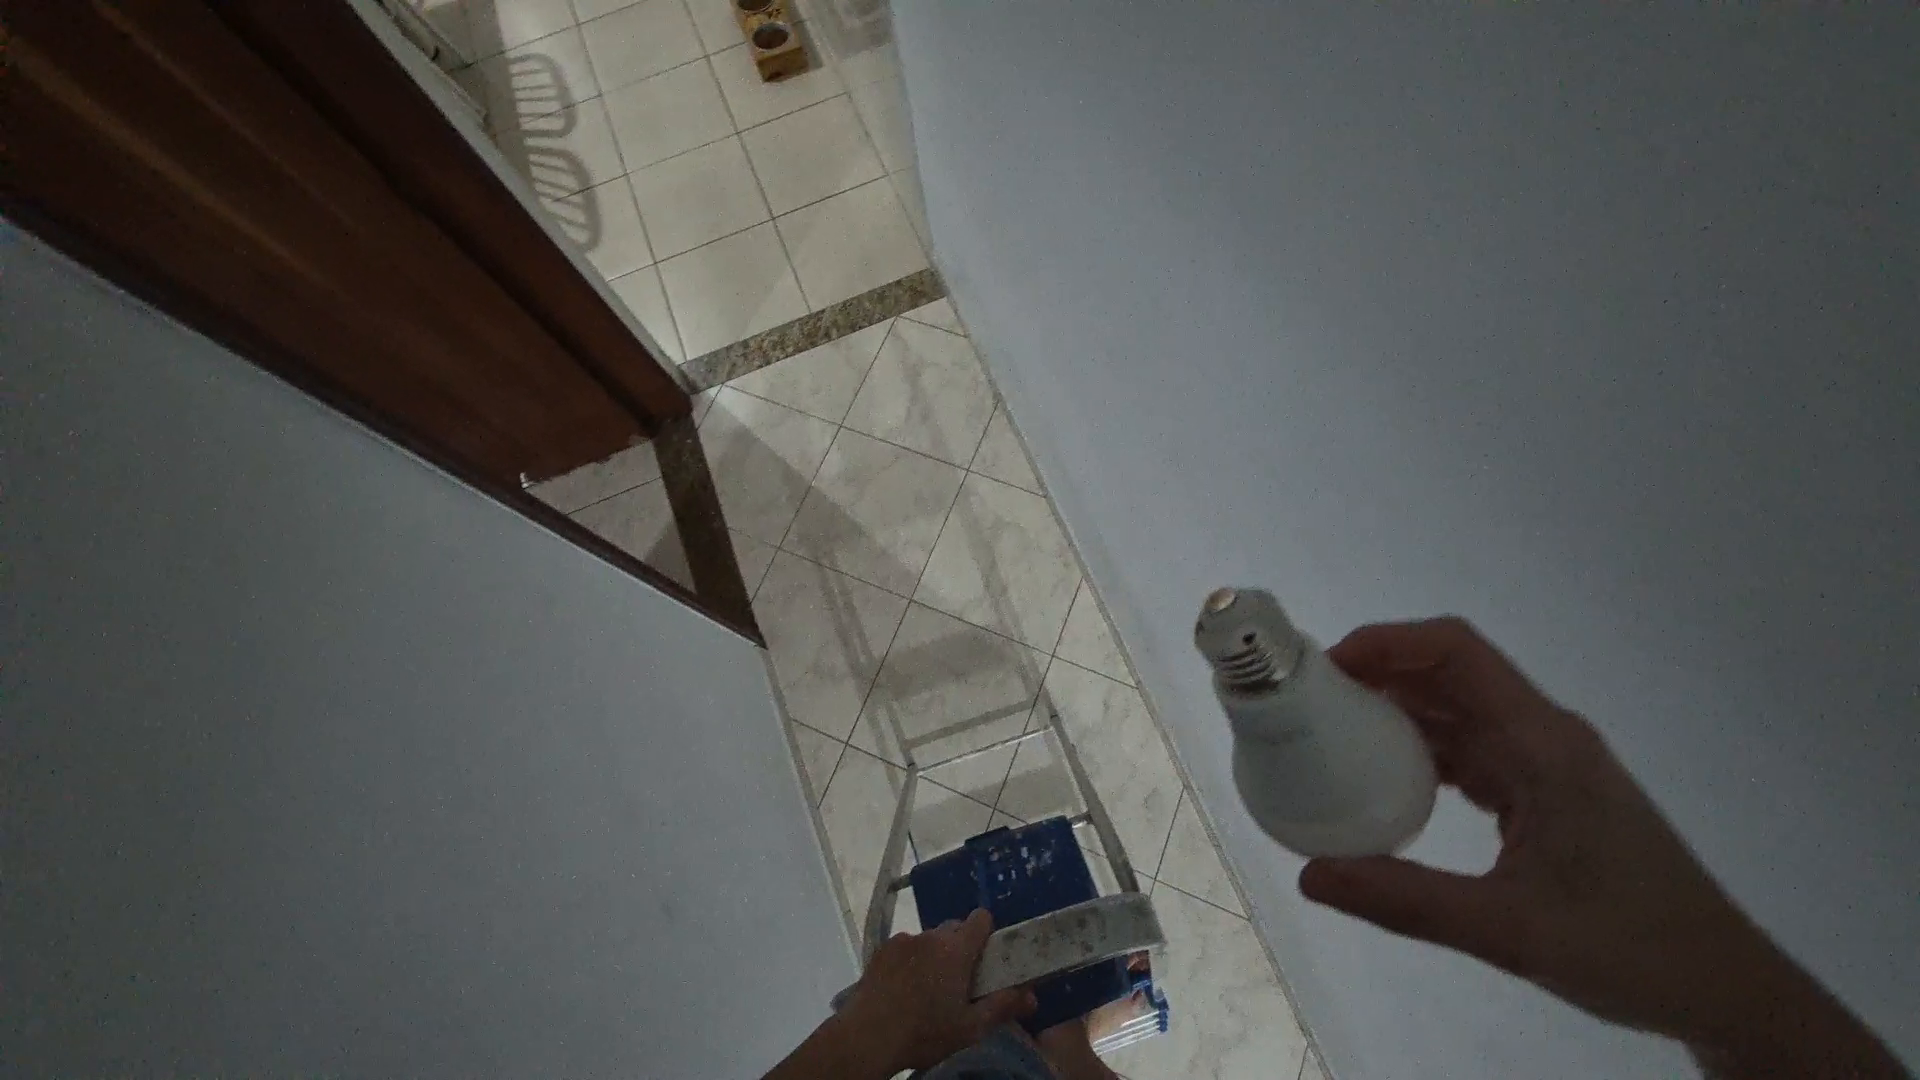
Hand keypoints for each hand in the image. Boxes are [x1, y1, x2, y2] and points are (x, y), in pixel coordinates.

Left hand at [836, 909, 1036, 1072]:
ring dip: (934, 955)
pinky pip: (906, 947)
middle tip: (959, 982)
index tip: (987, 956)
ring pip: (929, 939)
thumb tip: (1033, 995)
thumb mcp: (970, 1028)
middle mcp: (931, 936)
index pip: (981, 919)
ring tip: (927, 990)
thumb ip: (1003, 1007)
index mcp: (956, 949)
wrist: (868, 1036)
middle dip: (960, 948)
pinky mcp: (883, 949)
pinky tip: (903, 989)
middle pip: (954, 930)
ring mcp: (904, 939)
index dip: (987, 932)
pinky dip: (910, 961)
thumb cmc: (924, 1032)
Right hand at [1299, 618, 1907, 1076]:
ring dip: (1391, 706)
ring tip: (1327, 726)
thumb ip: (1404, 900)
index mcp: (1541, 743)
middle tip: (1306, 697)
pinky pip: (1464, 744)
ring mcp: (1541, 760)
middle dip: (1375, 670)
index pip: (1456, 652)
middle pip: (1447, 671)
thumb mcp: (1511, 930)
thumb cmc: (1634, 949)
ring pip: (1453, 706)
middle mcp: (1540, 735)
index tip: (1325, 667)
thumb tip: (1309, 875)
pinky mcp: (1537, 787)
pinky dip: (1414, 744)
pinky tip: (1377, 771)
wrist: (1730, 993)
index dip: (1386, 641)